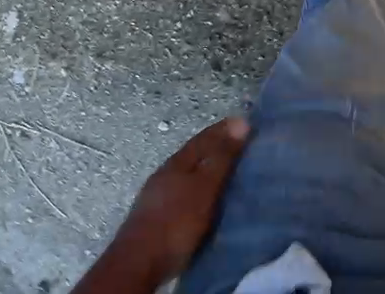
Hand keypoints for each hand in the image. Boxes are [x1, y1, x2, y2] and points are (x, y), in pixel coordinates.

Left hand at [115, 117, 252, 276]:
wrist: (139, 262)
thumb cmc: (176, 222)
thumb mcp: (204, 189)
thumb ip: (221, 158)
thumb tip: (240, 122)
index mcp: (178, 162)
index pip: (204, 138)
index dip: (223, 129)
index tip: (244, 122)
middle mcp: (165, 173)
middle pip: (194, 153)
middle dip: (215, 146)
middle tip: (239, 143)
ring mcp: (158, 194)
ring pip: (187, 172)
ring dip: (206, 167)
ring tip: (225, 171)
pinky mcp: (156, 215)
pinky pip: (183, 191)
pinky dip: (198, 187)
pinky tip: (204, 198)